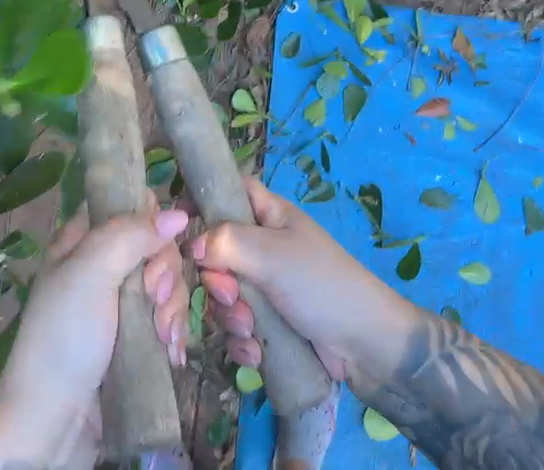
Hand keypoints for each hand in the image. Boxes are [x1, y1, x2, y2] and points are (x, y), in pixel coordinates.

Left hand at [0, 206, 189, 467]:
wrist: (53, 422)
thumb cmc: (63, 338)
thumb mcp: (89, 275)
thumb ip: (130, 236)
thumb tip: (179, 213)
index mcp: (83, 240)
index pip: (129, 206)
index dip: (151, 221)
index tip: (153, 250)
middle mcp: (103, 265)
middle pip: (156, 245)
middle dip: (165, 273)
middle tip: (153, 302)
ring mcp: (120, 303)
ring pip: (167, 282)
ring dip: (173, 308)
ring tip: (164, 337)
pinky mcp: (136, 335)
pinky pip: (169, 317)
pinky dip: (175, 331)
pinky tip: (171, 351)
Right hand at [188, 176, 417, 381]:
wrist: (365, 344)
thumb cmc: (320, 283)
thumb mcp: (271, 255)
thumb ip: (226, 242)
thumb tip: (189, 245)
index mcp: (269, 215)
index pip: (229, 190)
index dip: (203, 198)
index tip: (179, 222)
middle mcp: (264, 246)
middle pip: (216, 251)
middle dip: (217, 281)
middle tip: (232, 296)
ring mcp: (266, 285)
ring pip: (224, 294)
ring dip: (230, 316)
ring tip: (251, 330)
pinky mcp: (269, 321)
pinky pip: (237, 325)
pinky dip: (242, 340)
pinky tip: (255, 352)